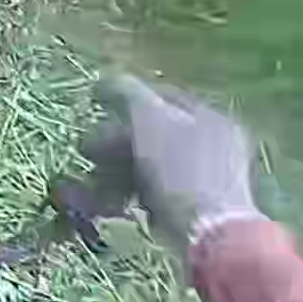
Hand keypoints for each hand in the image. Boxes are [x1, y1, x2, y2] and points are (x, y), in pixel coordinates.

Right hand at [98, 75, 261, 249]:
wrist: (206, 224)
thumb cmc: (177, 164)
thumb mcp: (149, 117)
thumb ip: (129, 91)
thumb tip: (109, 77)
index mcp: (209, 118)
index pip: (158, 93)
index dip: (124, 96)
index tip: (96, 103)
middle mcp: (211, 140)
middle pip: (147, 125)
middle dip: (113, 134)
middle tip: (91, 144)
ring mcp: (203, 169)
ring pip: (143, 152)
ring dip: (113, 158)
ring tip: (95, 169)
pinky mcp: (191, 193)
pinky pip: (150, 176)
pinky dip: (127, 179)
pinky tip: (111, 188)